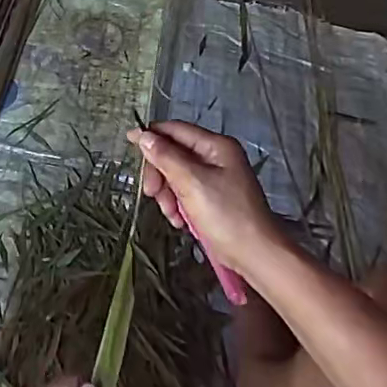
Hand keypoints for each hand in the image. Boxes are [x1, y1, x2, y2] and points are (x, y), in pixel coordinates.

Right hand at [127, 121, 287, 276]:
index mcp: (216, 146)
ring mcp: (216, 178)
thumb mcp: (192, 183)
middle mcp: (216, 157)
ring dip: (167, 193)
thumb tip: (143, 136)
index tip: (129, 143)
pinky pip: (186, 193)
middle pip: (174, 154)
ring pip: (177, 175)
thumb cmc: (227, 216)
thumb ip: (166, 157)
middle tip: (151, 193)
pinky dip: (178, 205)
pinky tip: (180, 220)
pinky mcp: (214, 199)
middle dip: (160, 173)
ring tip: (171, 214)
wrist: (257, 256)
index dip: (152, 135)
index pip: (176, 130)